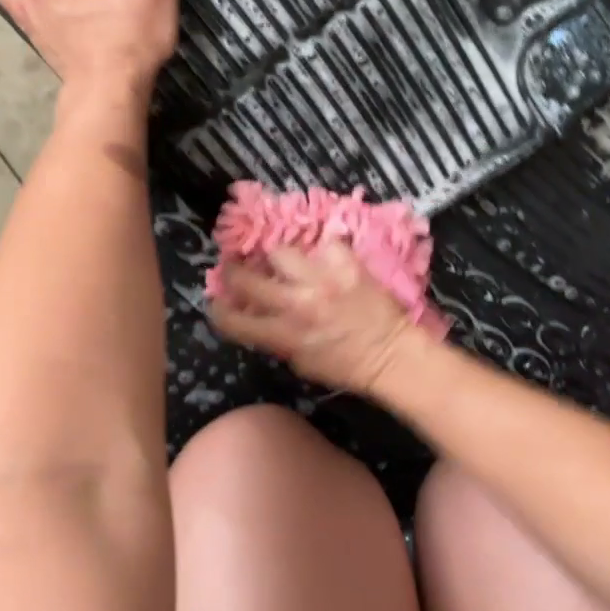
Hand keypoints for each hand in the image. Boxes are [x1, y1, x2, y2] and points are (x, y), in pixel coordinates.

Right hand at [209, 244, 426, 394]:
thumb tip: (254, 316)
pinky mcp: (345, 263)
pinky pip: (322, 244)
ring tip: (281, 260)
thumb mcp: (300, 362)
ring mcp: (321, 278)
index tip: (218, 301)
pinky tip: (323, 259)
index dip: (218, 309)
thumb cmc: (345, 366)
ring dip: (276, 257)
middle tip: (236, 267)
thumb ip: (274, 338)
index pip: (233, 320)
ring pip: (279, 251)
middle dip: (233, 272)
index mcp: (283, 335)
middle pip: (246, 278)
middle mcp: (297, 303)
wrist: (391, 354)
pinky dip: (320, 250)